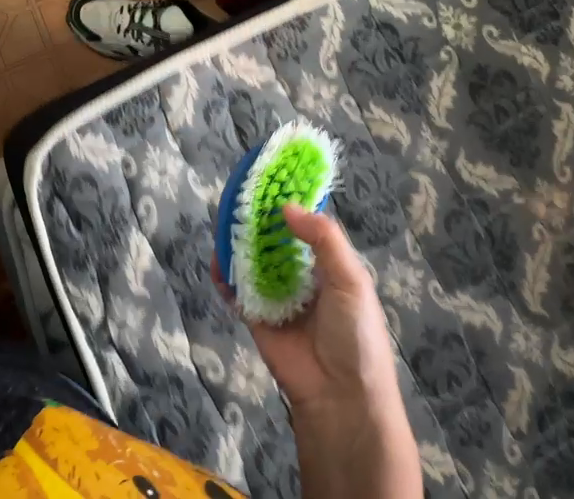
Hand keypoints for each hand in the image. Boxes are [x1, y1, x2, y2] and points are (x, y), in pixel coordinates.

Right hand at [216, 204, 420, 498]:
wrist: (342, 396)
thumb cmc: (356, 335)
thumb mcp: (350, 280)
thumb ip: (323, 239)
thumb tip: (286, 207)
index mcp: (325, 264)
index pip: (301, 225)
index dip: (285, 202)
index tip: (266, 176)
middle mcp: (298, 275)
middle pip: (270, 240)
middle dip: (254, 221)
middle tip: (235, 197)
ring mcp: (275, 295)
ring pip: (249, 261)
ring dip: (236, 244)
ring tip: (222, 224)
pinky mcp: (255, 317)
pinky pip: (235, 291)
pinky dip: (224, 277)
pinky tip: (217, 262)